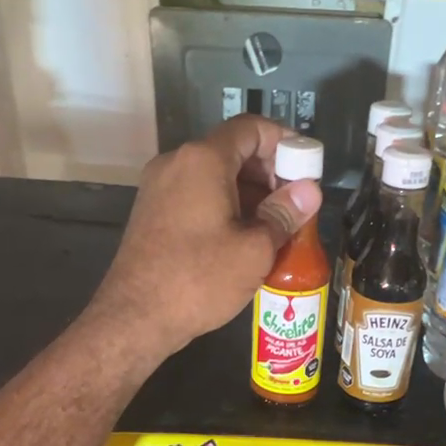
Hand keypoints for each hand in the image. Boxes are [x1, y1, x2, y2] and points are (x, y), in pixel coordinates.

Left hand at [89, 115, 322, 362]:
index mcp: (203, 160)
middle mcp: (176, 163)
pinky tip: (242, 240)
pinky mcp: (152, 213)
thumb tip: (310, 191)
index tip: (307, 169)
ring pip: (214, 176)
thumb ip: (284, 215)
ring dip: (248, 195)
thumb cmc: (199, 280)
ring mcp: (159, 188)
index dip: (284, 142)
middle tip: (294, 206)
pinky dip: (223, 208)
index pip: (251, 128)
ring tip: (274, 229)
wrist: (135, 317)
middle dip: (269, 174)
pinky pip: (196, 197)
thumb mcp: (254, 250)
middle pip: (232, 151)